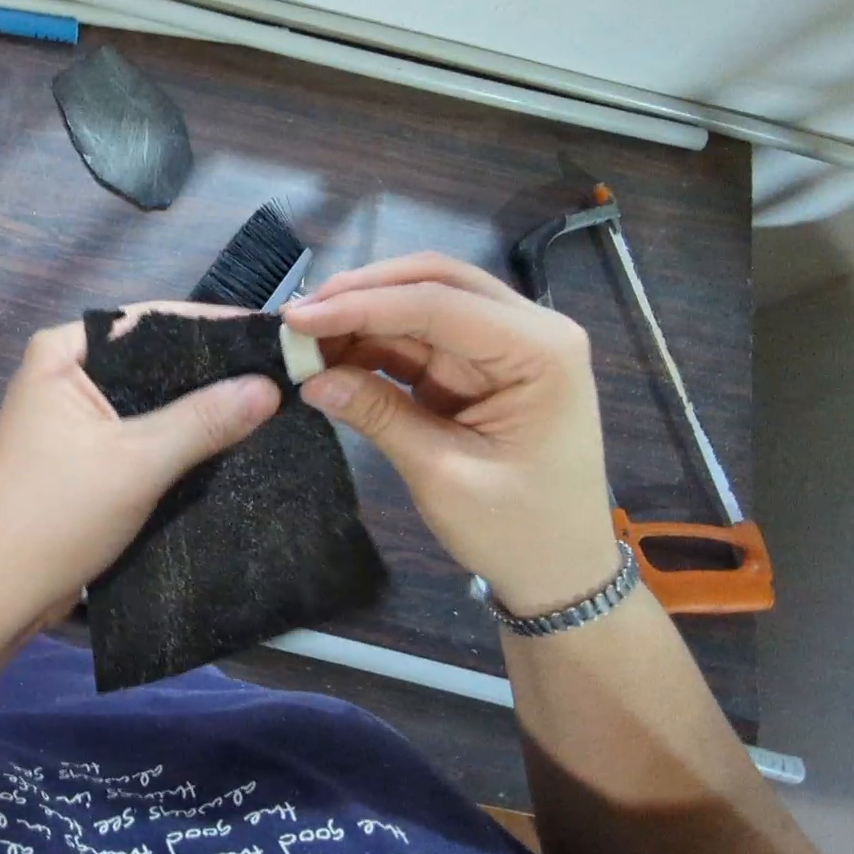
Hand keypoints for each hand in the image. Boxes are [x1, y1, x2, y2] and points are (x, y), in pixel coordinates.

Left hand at [0, 304, 281, 618]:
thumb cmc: (56, 514)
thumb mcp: (136, 462)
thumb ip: (203, 420)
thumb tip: (269, 385)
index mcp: (62, 353)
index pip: (148, 321)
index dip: (211, 326)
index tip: (271, 335)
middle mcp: (65, 374)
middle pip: (150, 358)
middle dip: (209, 369)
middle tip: (280, 373)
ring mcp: (73, 416)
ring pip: (149, 399)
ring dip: (197, 407)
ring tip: (268, 404)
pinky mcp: (84, 454)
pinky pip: (141, 432)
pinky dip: (177, 438)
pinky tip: (228, 442)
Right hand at [282, 253, 617, 613]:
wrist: (558, 570)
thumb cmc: (516, 529)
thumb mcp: (441, 473)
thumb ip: (378, 415)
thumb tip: (310, 379)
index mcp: (539, 351)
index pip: (438, 305)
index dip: (360, 306)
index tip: (295, 319)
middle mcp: (525, 331)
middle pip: (434, 283)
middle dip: (361, 294)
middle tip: (296, 317)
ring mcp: (499, 346)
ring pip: (420, 303)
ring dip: (360, 316)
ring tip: (302, 338)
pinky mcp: (473, 367)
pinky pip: (414, 338)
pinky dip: (369, 343)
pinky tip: (329, 355)